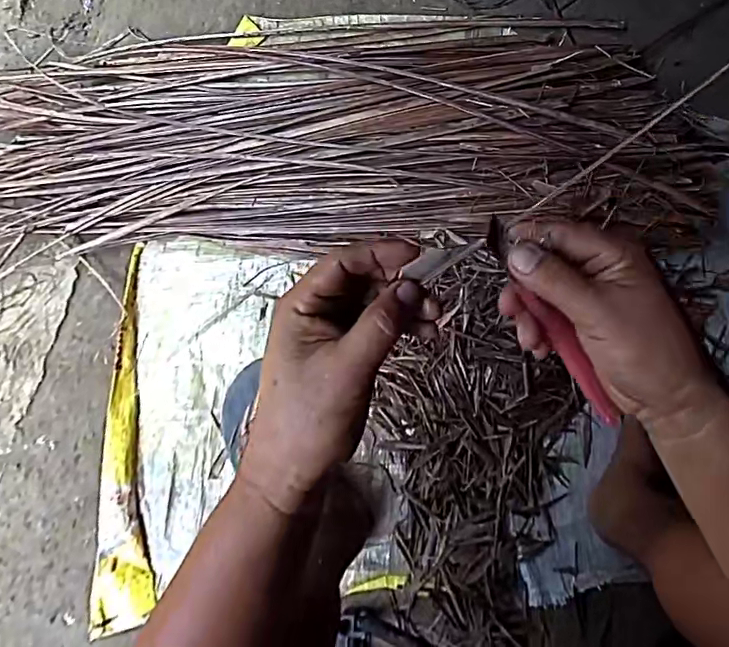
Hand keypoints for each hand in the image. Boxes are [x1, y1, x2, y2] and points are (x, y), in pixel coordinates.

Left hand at [238, 240, 437, 513]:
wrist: (291, 476)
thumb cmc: (308, 420)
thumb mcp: (347, 368)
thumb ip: (380, 324)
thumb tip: (412, 286)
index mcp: (302, 304)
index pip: (344, 261)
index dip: (381, 252)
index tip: (418, 254)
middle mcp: (318, 310)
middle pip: (365, 278)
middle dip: (401, 283)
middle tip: (433, 299)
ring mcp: (334, 329)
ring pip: (377, 300)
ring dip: (408, 305)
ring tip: (436, 319)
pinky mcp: (349, 347)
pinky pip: (381, 322)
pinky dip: (404, 324)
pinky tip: (427, 334)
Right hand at [498, 219, 719, 437]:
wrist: (668, 401)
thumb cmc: (644, 349)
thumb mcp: (595, 311)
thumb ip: (554, 280)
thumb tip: (517, 252)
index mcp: (612, 253)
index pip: (562, 233)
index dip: (530, 240)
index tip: (502, 252)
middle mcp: (599, 268)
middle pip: (546, 263)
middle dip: (525, 287)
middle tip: (510, 308)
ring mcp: (590, 296)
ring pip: (543, 291)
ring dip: (530, 314)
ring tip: (530, 339)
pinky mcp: (583, 321)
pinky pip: (550, 315)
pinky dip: (540, 329)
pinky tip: (540, 347)